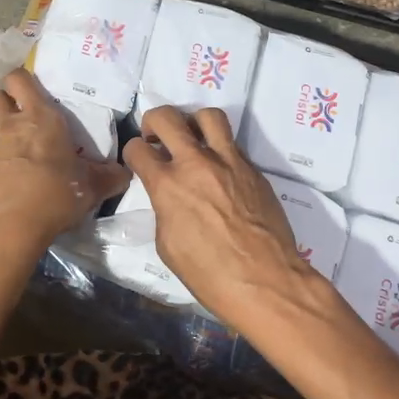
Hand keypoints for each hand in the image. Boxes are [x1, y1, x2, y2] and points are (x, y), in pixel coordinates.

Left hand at [0, 69, 127, 252]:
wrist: (15, 227)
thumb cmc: (57, 194)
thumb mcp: (93, 187)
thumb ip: (110, 176)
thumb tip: (123, 172)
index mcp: (40, 118)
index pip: (19, 79)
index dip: (22, 79)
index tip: (33, 89)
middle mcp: (12, 127)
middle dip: (4, 102)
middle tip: (21, 116)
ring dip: (2, 140)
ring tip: (19, 157)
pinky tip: (10, 186)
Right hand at [122, 106, 312, 325]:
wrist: (265, 282)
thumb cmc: (209, 275)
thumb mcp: (167, 245)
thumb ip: (163, 209)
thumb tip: (168, 198)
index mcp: (167, 185)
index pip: (137, 148)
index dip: (133, 153)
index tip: (139, 161)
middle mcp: (196, 163)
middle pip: (166, 117)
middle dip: (153, 122)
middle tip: (157, 138)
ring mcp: (229, 161)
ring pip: (207, 116)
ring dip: (193, 123)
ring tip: (192, 139)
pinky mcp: (253, 169)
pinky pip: (233, 144)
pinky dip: (220, 149)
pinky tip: (220, 171)